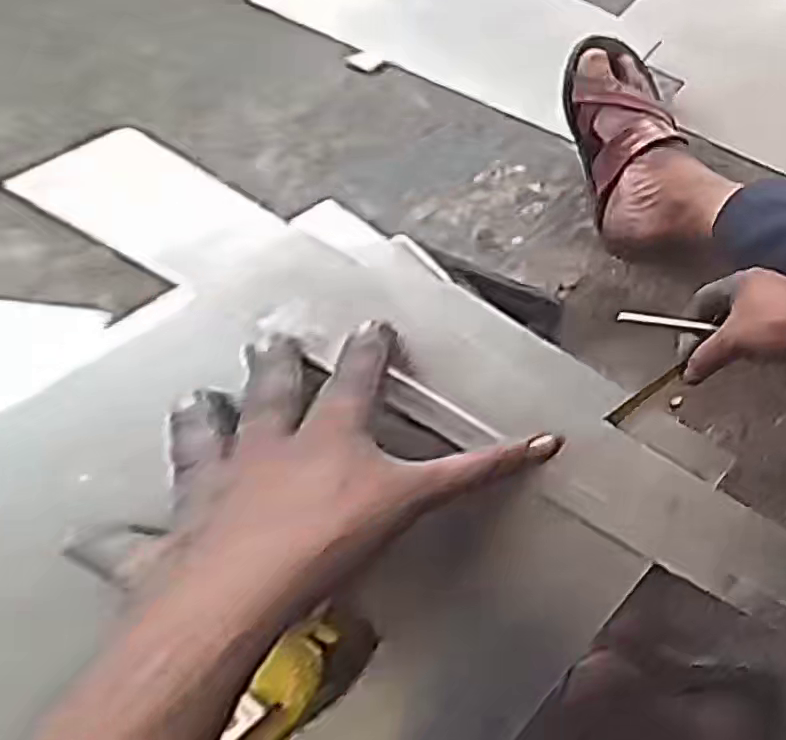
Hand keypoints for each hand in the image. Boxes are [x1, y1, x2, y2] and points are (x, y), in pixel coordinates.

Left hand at [33, 321, 562, 739]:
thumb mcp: (420, 498)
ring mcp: (211, 495)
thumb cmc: (331, 538)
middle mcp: (266, 455)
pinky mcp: (166, 544)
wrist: (232, 602)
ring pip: (203, 449)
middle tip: (268, 339)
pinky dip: (117, 534)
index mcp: (329, 438)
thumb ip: (482, 468)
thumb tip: (548, 442)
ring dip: (199, 424)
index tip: (369, 324)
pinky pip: (134, 539)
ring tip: (192, 399)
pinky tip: (96, 530)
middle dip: (275, 369)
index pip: (357, 382)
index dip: (368, 352)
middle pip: (272, 401)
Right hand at [680, 269, 785, 382]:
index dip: (687, 327)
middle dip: (713, 337)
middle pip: (724, 311)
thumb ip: (706, 355)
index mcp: (740, 281)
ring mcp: (781, 299)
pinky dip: (761, 345)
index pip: (701, 300)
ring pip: (747, 322)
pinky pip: (769, 330)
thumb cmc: (785, 324)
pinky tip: (765, 357)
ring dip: (739, 343)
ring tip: (737, 360)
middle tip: (707, 360)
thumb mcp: (735, 341)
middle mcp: (760, 284)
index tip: (684, 353)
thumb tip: (689, 369)